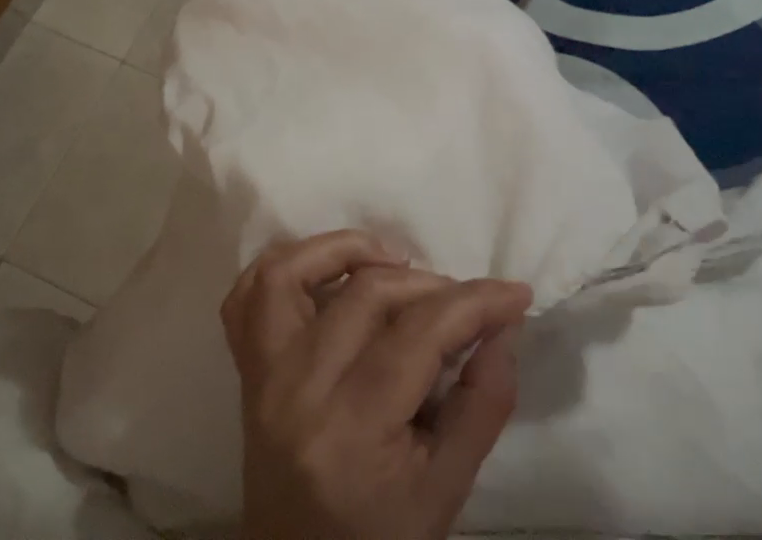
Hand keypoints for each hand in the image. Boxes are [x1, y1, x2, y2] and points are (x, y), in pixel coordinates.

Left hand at [221, 230, 532, 539]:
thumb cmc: (380, 537)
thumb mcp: (448, 488)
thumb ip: (484, 406)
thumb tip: (502, 327)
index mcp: (352, 429)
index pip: (418, 335)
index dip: (474, 303)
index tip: (515, 294)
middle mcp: (296, 390)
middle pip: (365, 295)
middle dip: (431, 285)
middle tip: (467, 305)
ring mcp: (262, 376)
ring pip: (290, 275)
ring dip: (345, 250)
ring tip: (394, 263)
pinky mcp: (246, 371)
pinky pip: (246, 295)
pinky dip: (287, 266)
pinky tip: (330, 272)